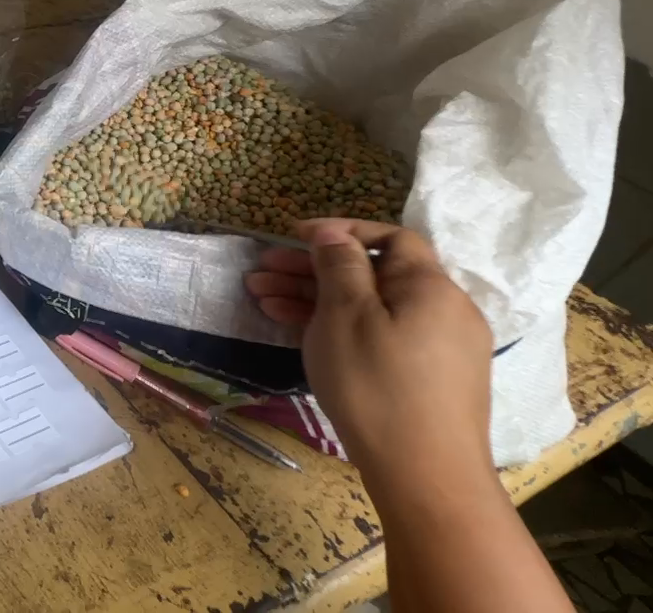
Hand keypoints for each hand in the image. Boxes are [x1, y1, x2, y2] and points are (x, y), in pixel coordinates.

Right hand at [244, 219, 494, 497]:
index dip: (342, 230)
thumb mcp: (346, 314)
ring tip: (260, 296)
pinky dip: (333, 321)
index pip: (392, 239)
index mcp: (431, 289)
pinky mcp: (423, 371)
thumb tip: (332, 233)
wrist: (422, 471)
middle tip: (261, 269)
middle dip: (312, 267)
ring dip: (312, 294)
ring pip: (367, 302)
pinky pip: (374, 328)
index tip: (294, 235)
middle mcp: (443, 310)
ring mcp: (434, 343)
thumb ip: (340, 266)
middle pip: (372, 272)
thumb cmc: (376, 382)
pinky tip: (290, 323)